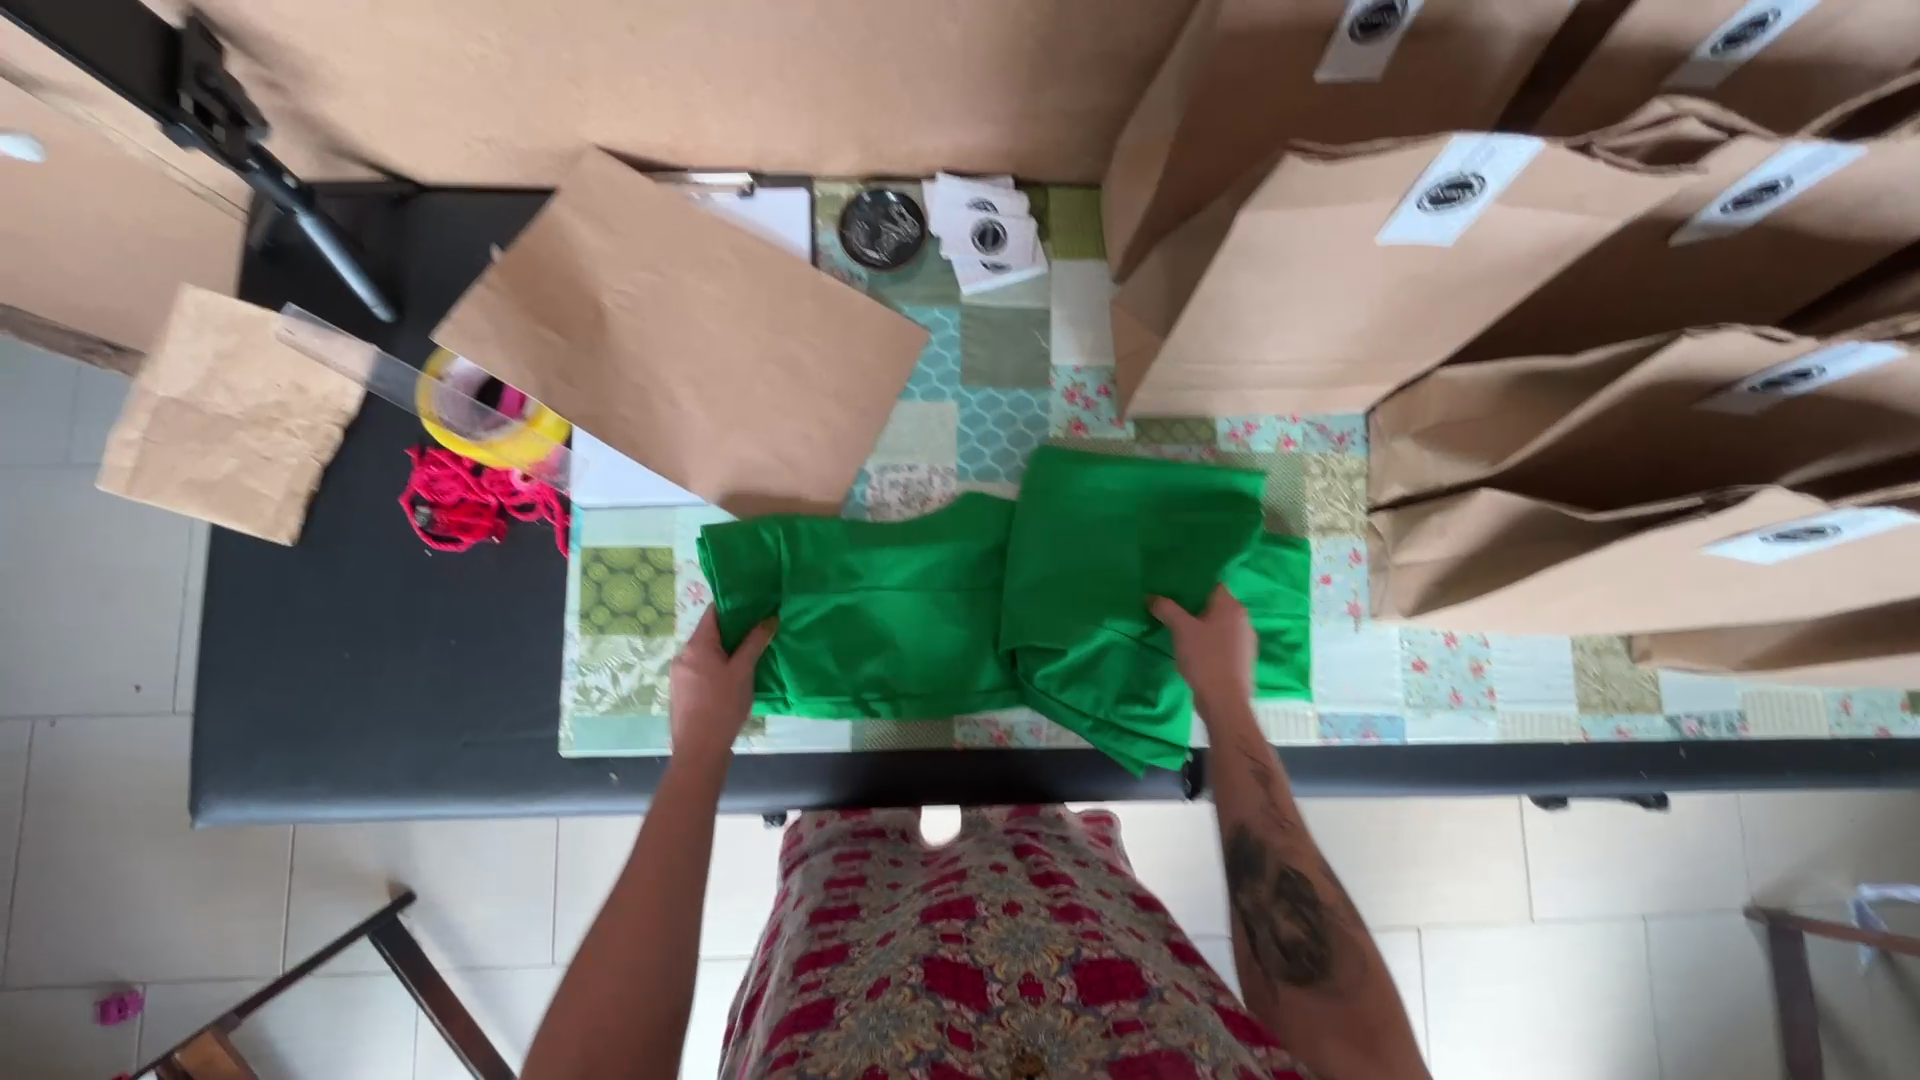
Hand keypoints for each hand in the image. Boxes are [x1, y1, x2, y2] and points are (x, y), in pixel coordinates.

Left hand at [669, 607, 775, 760]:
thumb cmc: (722, 706)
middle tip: (760, 628)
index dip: (734, 604)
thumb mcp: (743, 671)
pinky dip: (718, 665)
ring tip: (751, 652)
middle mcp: (683, 655)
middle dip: (734, 629)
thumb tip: (770, 617)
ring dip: (726, 649)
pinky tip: (735, 675)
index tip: (755, 602)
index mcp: (696, 645)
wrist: (699, 750)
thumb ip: (755, 642)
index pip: (713, 612)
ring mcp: (680, 674)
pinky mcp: (682, 691)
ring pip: (706, 652)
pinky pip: (701, 668)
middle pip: (709, 632)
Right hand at [1150, 585, 1255, 721]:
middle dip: (1192, 606)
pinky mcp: (1241, 660)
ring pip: (1217, 625)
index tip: (1171, 589)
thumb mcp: (1181, 629)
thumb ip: (1166, 609)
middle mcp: (1243, 620)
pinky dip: (1207, 642)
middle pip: (1214, 605)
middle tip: (1169, 609)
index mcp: (1232, 607)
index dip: (1191, 585)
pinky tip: (1192, 650)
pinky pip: (1221, 642)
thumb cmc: (1205, 658)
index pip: (1211, 585)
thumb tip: (1151, 596)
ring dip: (1199, 625)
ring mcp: (1245, 641)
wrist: (1224, 700)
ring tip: (1177, 629)